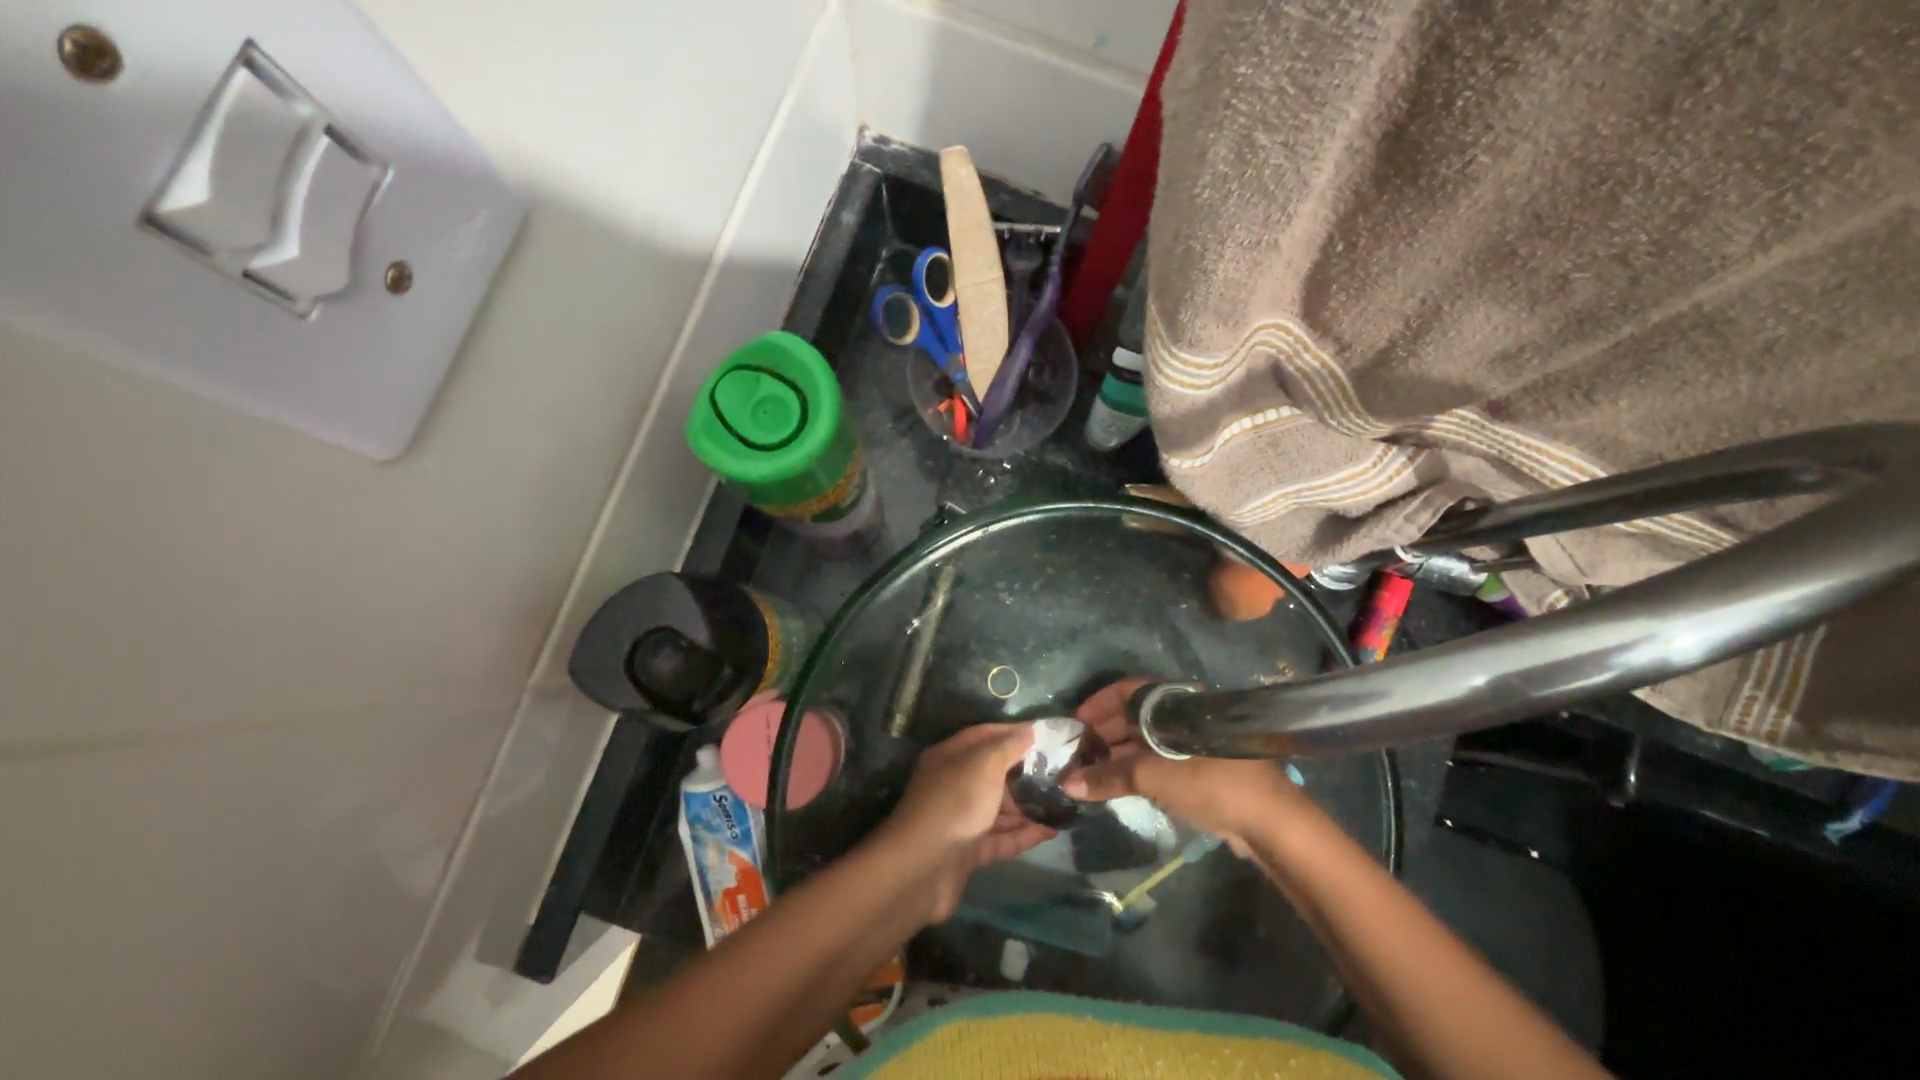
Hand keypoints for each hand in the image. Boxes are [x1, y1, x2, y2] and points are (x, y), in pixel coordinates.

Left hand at [874, 723, 1054, 920]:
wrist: (923, 868)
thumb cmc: (955, 803)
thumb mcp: (984, 764)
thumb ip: (1008, 746)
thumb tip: (1030, 730)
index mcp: (949, 757)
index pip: (983, 735)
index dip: (1013, 732)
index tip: (1045, 735)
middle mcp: (952, 785)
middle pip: (992, 774)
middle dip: (1024, 772)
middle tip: (1059, 772)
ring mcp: (960, 820)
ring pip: (998, 809)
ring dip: (1028, 807)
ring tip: (1062, 802)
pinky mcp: (968, 851)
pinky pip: (1001, 838)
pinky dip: (1023, 834)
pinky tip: (1051, 831)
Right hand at [1061, 678, 1316, 855]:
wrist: (1270, 821)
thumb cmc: (1212, 784)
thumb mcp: (1154, 777)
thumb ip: (1109, 777)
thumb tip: (1066, 783)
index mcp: (1176, 703)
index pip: (1127, 690)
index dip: (1097, 704)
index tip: (1074, 725)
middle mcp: (1185, 715)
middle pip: (1134, 716)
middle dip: (1102, 734)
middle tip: (1075, 754)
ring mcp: (1194, 742)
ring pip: (1146, 741)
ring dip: (1117, 755)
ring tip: (1089, 773)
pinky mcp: (1201, 768)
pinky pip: (1159, 760)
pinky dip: (1136, 769)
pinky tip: (1117, 785)